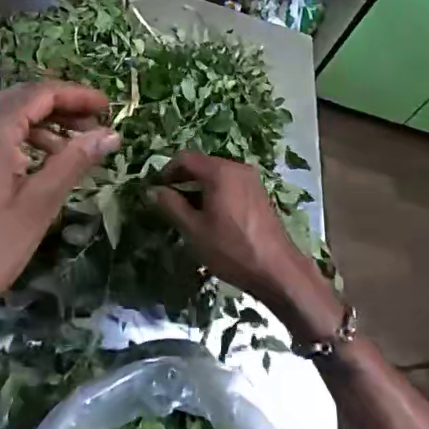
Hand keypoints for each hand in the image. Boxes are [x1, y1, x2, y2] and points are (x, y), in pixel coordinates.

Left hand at [0, 81, 118, 343]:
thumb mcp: (36, 207)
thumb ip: (73, 162)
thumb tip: (110, 134)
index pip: (41, 92)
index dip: (78, 96)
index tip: (109, 109)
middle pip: (19, 100)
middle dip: (59, 109)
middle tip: (93, 130)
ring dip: (36, 126)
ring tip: (65, 153)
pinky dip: (10, 141)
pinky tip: (24, 170)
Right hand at [151, 151, 342, 342]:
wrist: (277, 270)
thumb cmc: (231, 249)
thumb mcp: (194, 230)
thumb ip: (171, 206)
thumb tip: (152, 190)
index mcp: (220, 171)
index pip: (185, 158)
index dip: (167, 172)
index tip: (157, 191)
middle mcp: (238, 167)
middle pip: (203, 164)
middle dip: (183, 179)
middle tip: (169, 203)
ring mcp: (252, 179)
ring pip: (217, 175)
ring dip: (200, 187)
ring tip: (189, 213)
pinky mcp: (260, 193)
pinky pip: (231, 183)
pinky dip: (217, 192)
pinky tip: (212, 216)